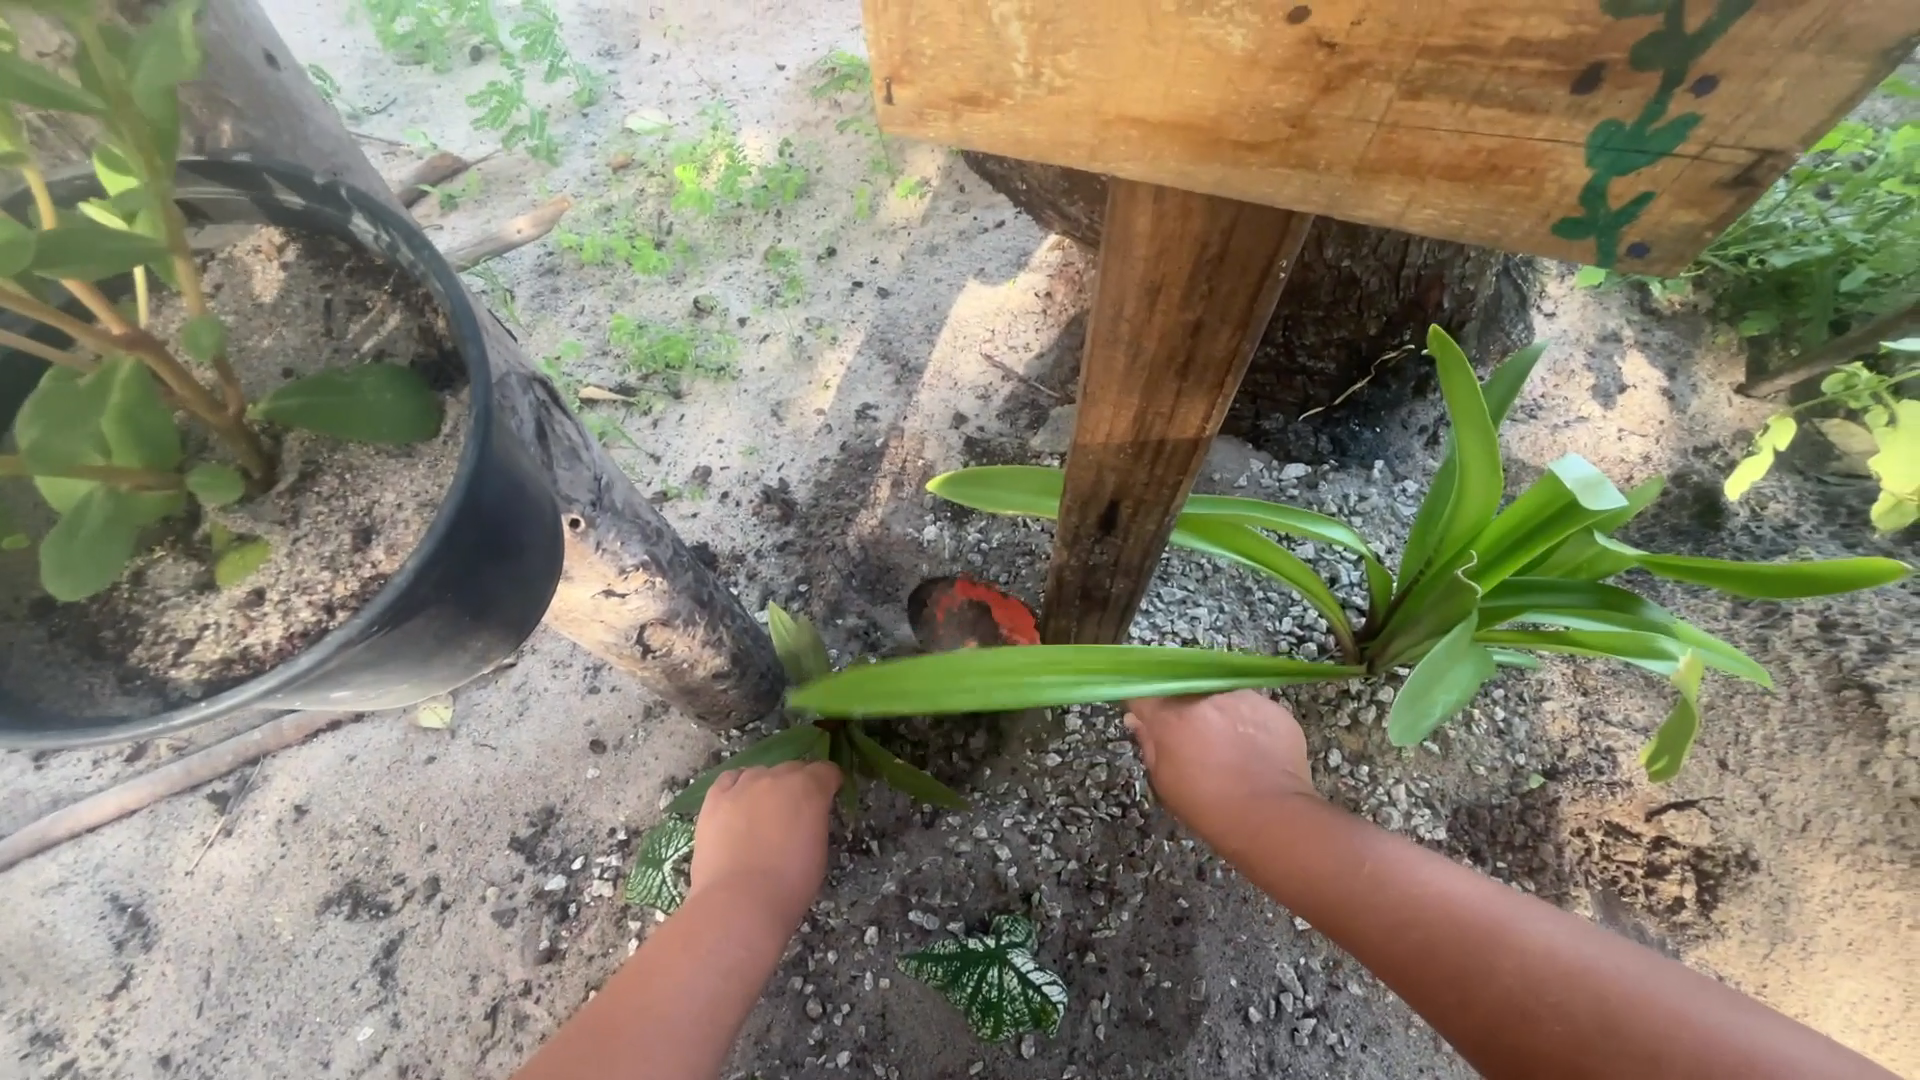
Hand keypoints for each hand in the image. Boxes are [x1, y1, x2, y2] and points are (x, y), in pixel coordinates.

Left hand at [689, 761, 840, 926]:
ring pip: (760, 773)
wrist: (739, 903)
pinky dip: (737, 787)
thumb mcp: (819, 849)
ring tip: (763, 812)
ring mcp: (743, 786)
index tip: (829, 797)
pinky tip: (737, 803)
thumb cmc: (790, 884)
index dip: (829, 783)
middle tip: (795, 812)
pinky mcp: (715, 800)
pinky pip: (729, 780)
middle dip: (798, 784)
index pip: (826, 770)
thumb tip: (807, 817)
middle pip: (793, 768)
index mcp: (809, 788)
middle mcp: (777, 778)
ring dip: (767, 786)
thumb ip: (815, 820)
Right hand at [1125, 690, 1317, 853]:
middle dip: (1184, 709)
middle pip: (1185, 691)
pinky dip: (1249, 723)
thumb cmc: (1208, 806)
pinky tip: (1255, 749)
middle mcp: (1204, 697)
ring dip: (1219, 713)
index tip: (1148, 718)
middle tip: (1194, 739)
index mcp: (1170, 716)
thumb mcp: (1164, 781)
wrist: (1270, 816)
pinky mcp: (1273, 707)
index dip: (1145, 706)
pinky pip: (1252, 708)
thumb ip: (1148, 744)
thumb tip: (1137, 720)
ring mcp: (1241, 698)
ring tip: (1230, 745)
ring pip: (1221, 697)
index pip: (1145, 694)